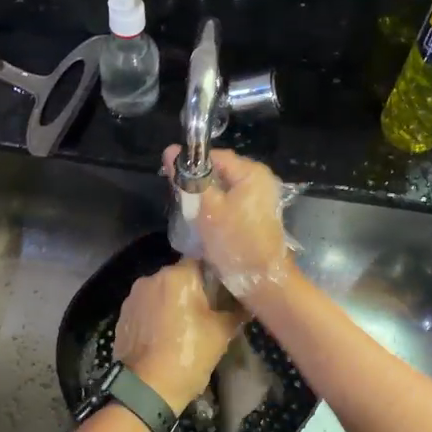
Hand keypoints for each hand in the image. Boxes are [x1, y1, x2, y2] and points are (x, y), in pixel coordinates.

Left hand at [113, 260, 242, 413]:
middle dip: (193, 291)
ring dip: (173, 303)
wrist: (146, 389)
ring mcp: (133, 296)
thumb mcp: (220, 335)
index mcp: (177, 276)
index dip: (214, 276)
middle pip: (179, 277)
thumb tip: (248, 304)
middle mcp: (151, 278)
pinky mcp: (123, 315)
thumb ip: (235, 313)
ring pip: (161, 292)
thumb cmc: (188, 356)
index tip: (224, 291)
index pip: (201, 262)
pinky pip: (146, 307)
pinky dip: (156, 316)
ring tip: (186, 326)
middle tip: (209, 311)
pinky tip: (165, 335)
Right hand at [162, 145, 294, 306]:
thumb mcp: (206, 208)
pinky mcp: (258, 212)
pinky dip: (217, 205)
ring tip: (188, 206)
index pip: (214, 156)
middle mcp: (260, 178)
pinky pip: (231, 199)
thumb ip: (188, 178)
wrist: (262, 280)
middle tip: (177, 193)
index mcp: (251, 172)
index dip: (190, 163)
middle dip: (197, 180)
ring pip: (224, 186)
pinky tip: (204, 217)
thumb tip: (169, 151)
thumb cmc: (235, 241)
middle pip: (220, 170)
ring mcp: (261, 196)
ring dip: (206, 194)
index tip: (170, 176)